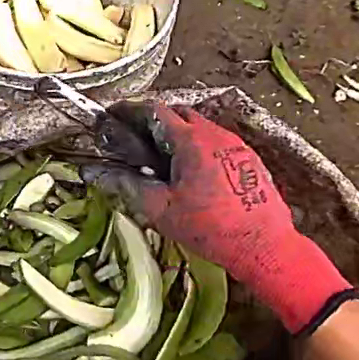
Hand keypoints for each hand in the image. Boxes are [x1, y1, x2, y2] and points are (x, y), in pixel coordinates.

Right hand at [83, 101, 352, 333]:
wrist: (266, 248)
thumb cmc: (209, 228)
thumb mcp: (159, 209)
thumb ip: (125, 185)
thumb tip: (92, 172)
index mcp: (192, 142)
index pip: (156, 111)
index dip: (130, 111)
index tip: (113, 117)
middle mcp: (216, 135)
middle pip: (180, 114)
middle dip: (156, 121)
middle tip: (136, 141)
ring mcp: (237, 146)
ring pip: (201, 127)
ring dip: (179, 135)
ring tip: (162, 160)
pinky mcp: (250, 159)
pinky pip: (217, 143)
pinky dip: (199, 148)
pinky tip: (191, 173)